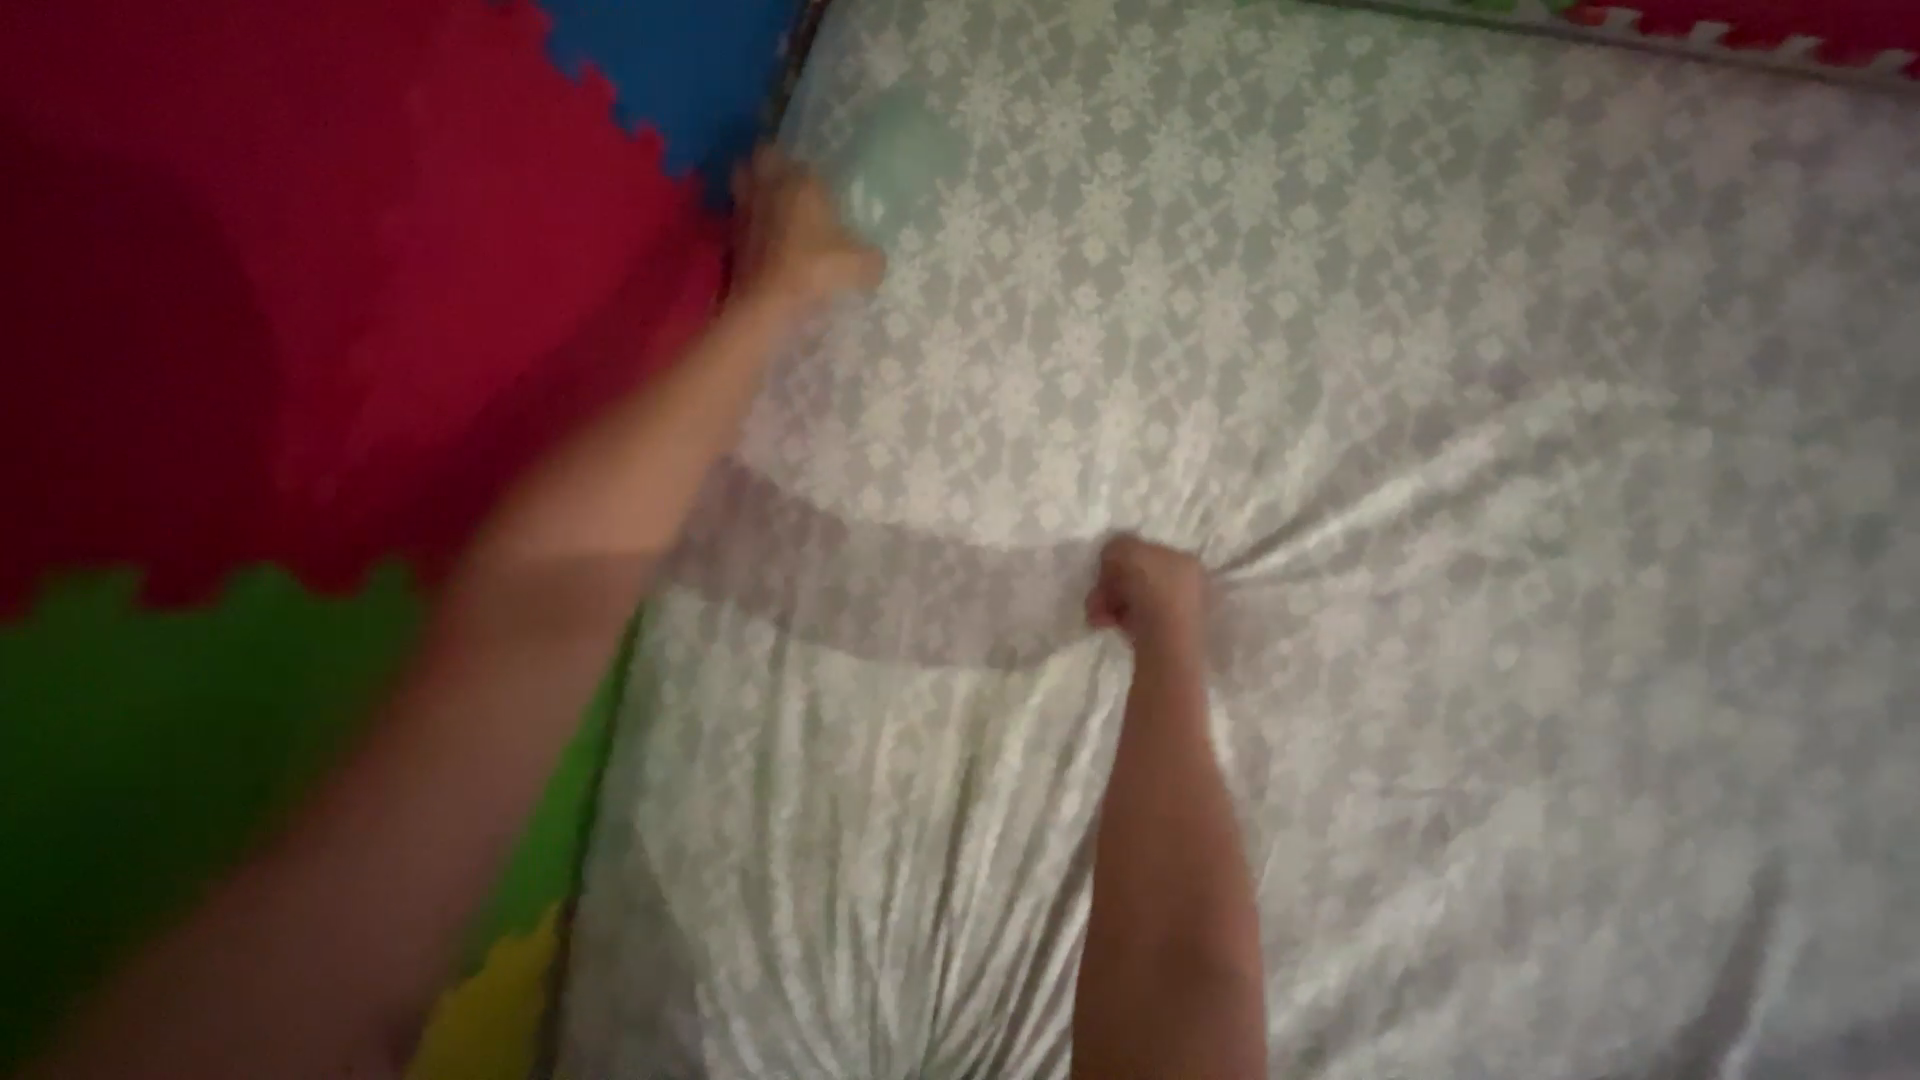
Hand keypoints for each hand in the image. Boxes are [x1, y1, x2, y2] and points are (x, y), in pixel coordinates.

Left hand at [731, 145, 885, 318]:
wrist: (766, 302)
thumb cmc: (814, 272)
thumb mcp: (859, 267)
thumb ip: (872, 259)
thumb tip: (876, 259)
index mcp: (802, 183)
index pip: (803, 160)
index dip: (810, 171)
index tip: (819, 186)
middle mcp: (770, 186)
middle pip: (763, 155)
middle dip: (772, 162)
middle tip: (787, 180)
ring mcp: (745, 209)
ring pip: (743, 179)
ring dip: (753, 185)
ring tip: (769, 202)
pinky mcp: (730, 235)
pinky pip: (737, 214)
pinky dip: (746, 218)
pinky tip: (759, 234)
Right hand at [1086, 535, 1208, 654]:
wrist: (1166, 641)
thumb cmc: (1151, 588)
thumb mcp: (1126, 550)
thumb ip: (1115, 547)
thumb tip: (1110, 560)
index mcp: (1184, 560)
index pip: (1144, 555)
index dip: (1117, 563)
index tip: (1101, 574)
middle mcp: (1187, 585)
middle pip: (1136, 580)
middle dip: (1108, 588)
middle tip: (1093, 600)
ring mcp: (1179, 614)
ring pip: (1133, 602)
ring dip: (1107, 606)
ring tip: (1096, 619)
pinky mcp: (1168, 639)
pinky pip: (1136, 623)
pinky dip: (1118, 622)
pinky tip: (1108, 626)